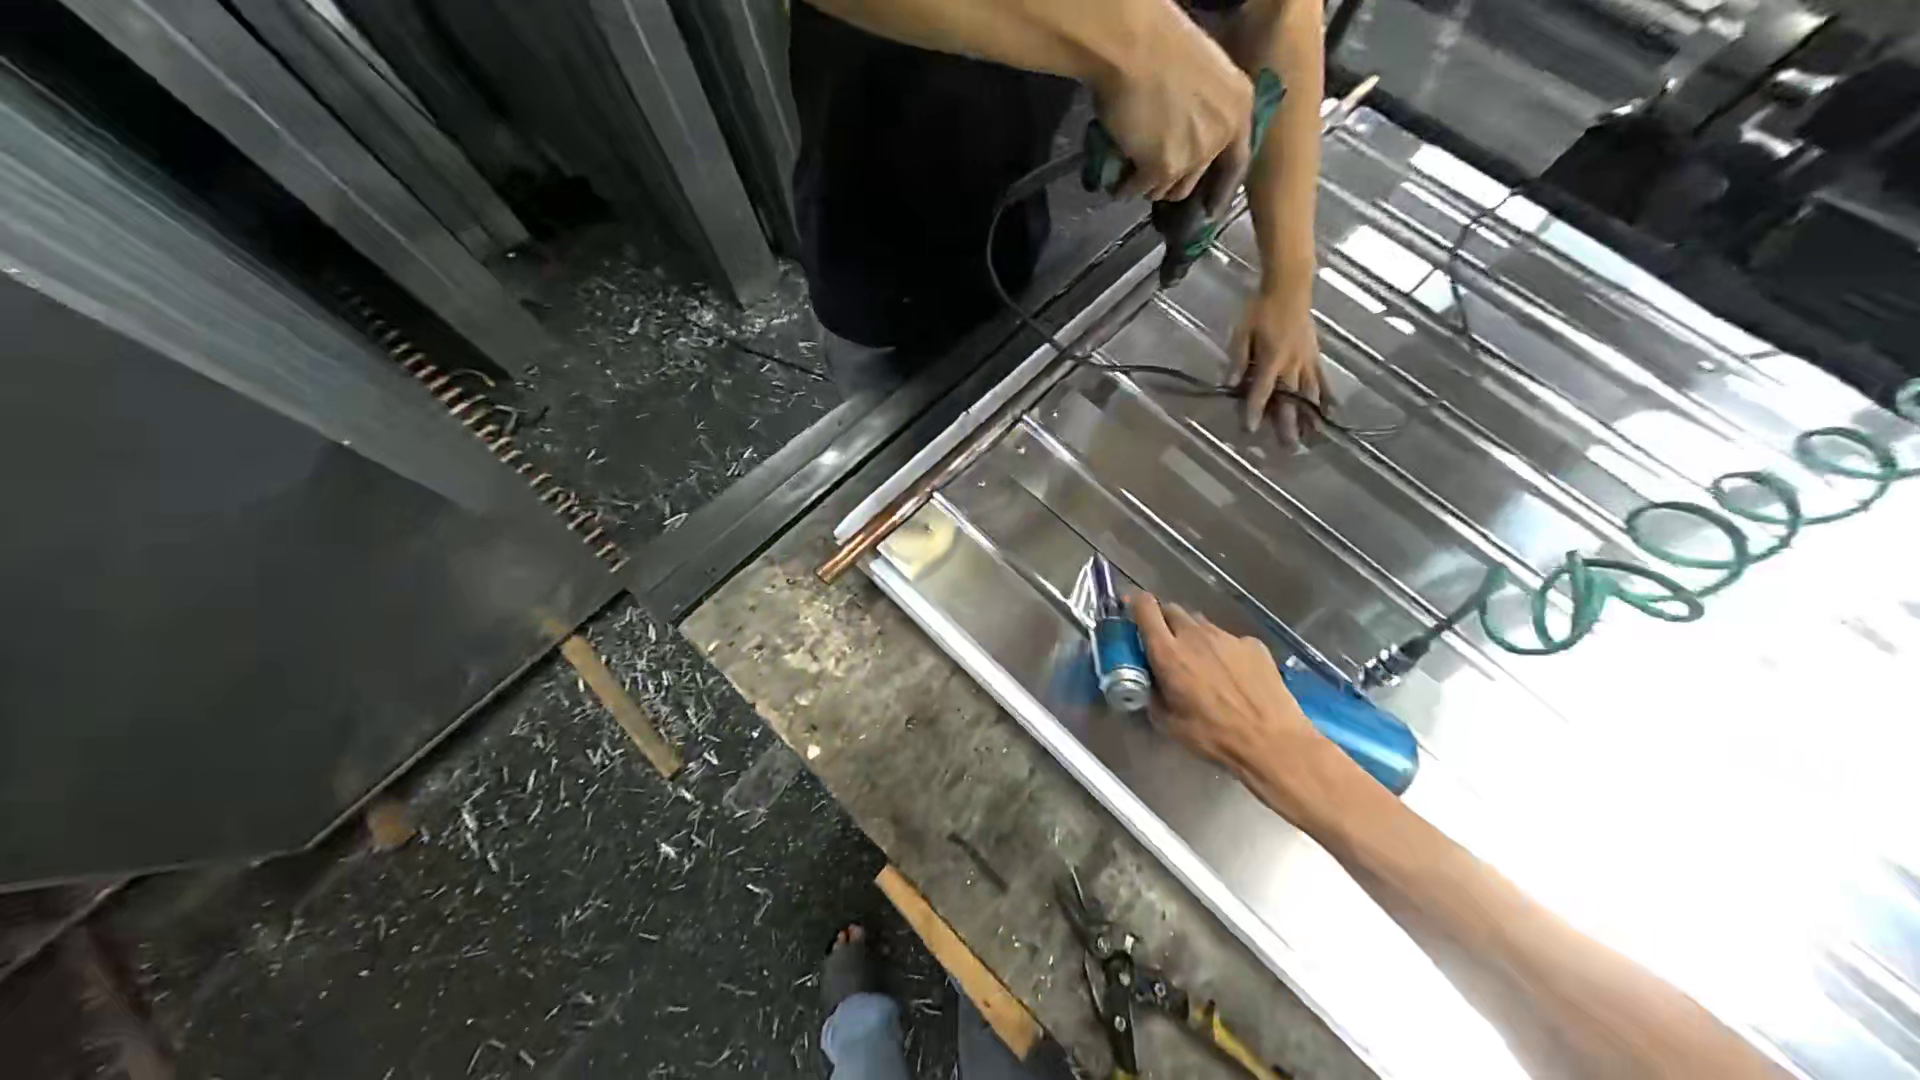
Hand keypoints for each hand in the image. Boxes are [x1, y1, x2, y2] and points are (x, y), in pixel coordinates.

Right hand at [1089, 13, 1252, 205]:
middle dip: (1171, 183)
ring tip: (1129, 173)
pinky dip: (1124, 188)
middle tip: (1150, 176)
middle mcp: (1222, 136)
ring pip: (1166, 190)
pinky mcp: (1163, 167)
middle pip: (1194, 182)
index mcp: (1239, 108)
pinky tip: (1116, 181)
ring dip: (1146, 186)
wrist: (1134, 46)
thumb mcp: (1203, 76)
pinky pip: (1139, 190)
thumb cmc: (1161, 46)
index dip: (1222, 190)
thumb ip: (1204, 111)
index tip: (1211, 212)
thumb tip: (1185, 136)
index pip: (1237, 163)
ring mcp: (1194, 154)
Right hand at [1130, 592, 1351, 824]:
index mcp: (1168, 653)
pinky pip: (1229, 639)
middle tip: (1165, 643)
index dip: (1136, 604)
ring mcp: (1227, 637)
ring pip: (1201, 624)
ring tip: (1200, 662)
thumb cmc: (1214, 736)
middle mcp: (1195, 636)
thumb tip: (1148, 685)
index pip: (1145, 608)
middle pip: (1172, 610)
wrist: (1272, 741)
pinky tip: (1232, 675)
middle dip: (1164, 621)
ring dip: (1192, 635)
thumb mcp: (1169, 723)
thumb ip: (1153, 695)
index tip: (1132, 610)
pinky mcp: (1253, 644)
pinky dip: (1223, 650)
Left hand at [1230, 279, 1325, 445]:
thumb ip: (1237, 361)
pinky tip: (1330, 412)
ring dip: (1310, 416)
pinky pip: (1323, 380)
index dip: (1255, 411)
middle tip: (1288, 446)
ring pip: (1310, 393)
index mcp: (1270, 359)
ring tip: (1312, 437)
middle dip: (1288, 423)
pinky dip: (1327, 397)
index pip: (1261, 391)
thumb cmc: (1260, 310)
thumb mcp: (1241, 334)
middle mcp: (1291, 364)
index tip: (1250, 430)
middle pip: (1289, 398)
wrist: (1289, 287)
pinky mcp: (1316, 355)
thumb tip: (1229, 385)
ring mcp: (1307, 360)